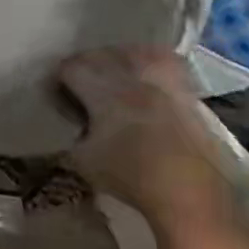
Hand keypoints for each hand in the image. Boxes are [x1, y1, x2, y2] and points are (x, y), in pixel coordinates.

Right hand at [60, 46, 225, 229]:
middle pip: (100, 54)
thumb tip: (79, 122)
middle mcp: (134, 81)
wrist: (190, 196)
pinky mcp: (187, 96)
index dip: (59, 80)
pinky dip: (154, 63)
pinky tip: (145, 80)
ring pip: (136, 52)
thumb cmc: (130, 177)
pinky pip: (170, 64)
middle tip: (80, 85)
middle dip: (84, 66)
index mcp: (104, 94)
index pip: (70, 68)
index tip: (59, 97)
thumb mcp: (82, 158)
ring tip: (114, 74)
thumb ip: (75, 131)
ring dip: (119, 58)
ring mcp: (164, 86)